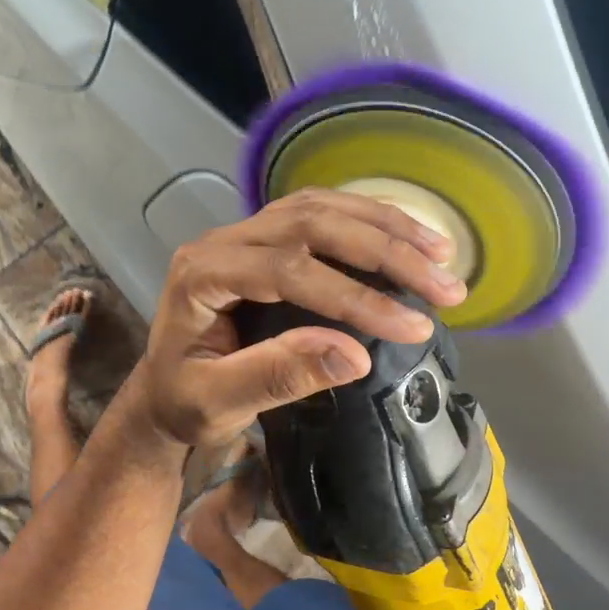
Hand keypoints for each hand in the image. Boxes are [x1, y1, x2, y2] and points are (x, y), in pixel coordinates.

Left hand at [114, 188, 467, 452]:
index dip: (352, 293)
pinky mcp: (261, 239)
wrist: (162, 389)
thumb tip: (353, 354)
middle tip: (446, 286)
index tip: (412, 325)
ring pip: (314, 206)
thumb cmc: (184, 400)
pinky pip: (313, 211)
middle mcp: (220, 241)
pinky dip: (362, 218)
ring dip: (380, 224)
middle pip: (306, 222)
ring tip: (441, 253)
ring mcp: (241, 234)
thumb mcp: (217, 403)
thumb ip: (275, 376)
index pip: (285, 268)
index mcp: (202, 274)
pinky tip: (402, 232)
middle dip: (382, 250)